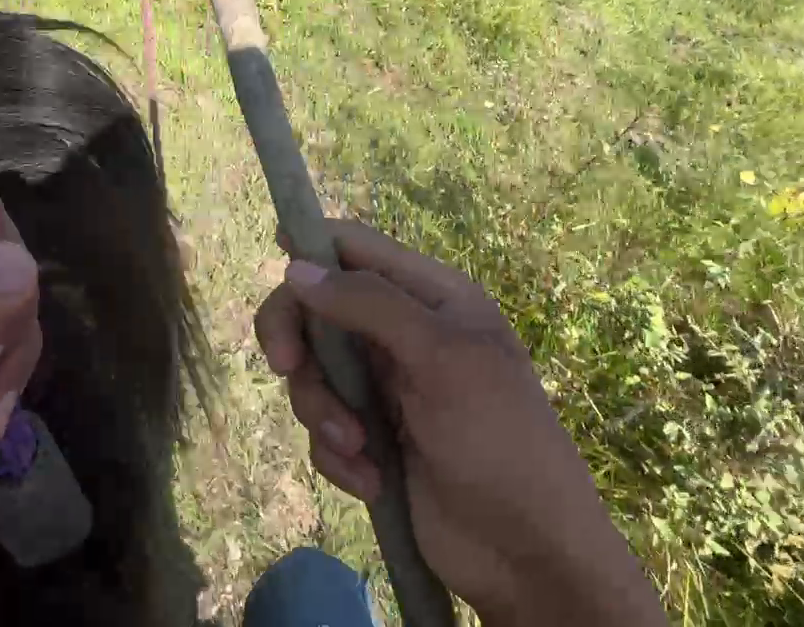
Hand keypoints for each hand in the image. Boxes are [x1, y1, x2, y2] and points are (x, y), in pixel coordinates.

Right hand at [254, 220, 666, 626]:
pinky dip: (336, 452)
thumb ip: (369, 303)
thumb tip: (296, 267)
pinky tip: (371, 479)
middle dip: (298, 338)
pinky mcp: (370, 435)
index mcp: (431, 298)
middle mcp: (401, 333)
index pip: (357, 248)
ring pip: (312, 371)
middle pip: (316, 308)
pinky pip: (322, 424)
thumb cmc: (498, 441)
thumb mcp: (441, 358)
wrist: (528, 559)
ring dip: (322, 409)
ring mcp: (383, 385)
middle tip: (285, 365)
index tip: (275, 249)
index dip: (314, 244)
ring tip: (357, 446)